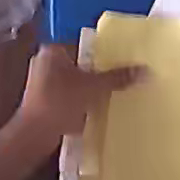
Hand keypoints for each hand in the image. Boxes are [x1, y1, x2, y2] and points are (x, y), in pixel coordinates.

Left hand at [9, 43, 143, 148]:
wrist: (34, 135)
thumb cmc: (61, 102)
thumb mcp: (94, 87)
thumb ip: (117, 77)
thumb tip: (145, 69)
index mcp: (53, 51)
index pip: (82, 43)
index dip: (101, 50)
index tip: (120, 57)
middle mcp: (44, 63)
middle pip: (79, 63)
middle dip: (97, 71)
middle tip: (120, 75)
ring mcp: (41, 84)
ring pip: (74, 82)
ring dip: (90, 88)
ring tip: (113, 92)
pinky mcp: (43, 104)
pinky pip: (69, 97)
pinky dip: (81, 102)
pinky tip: (97, 109)